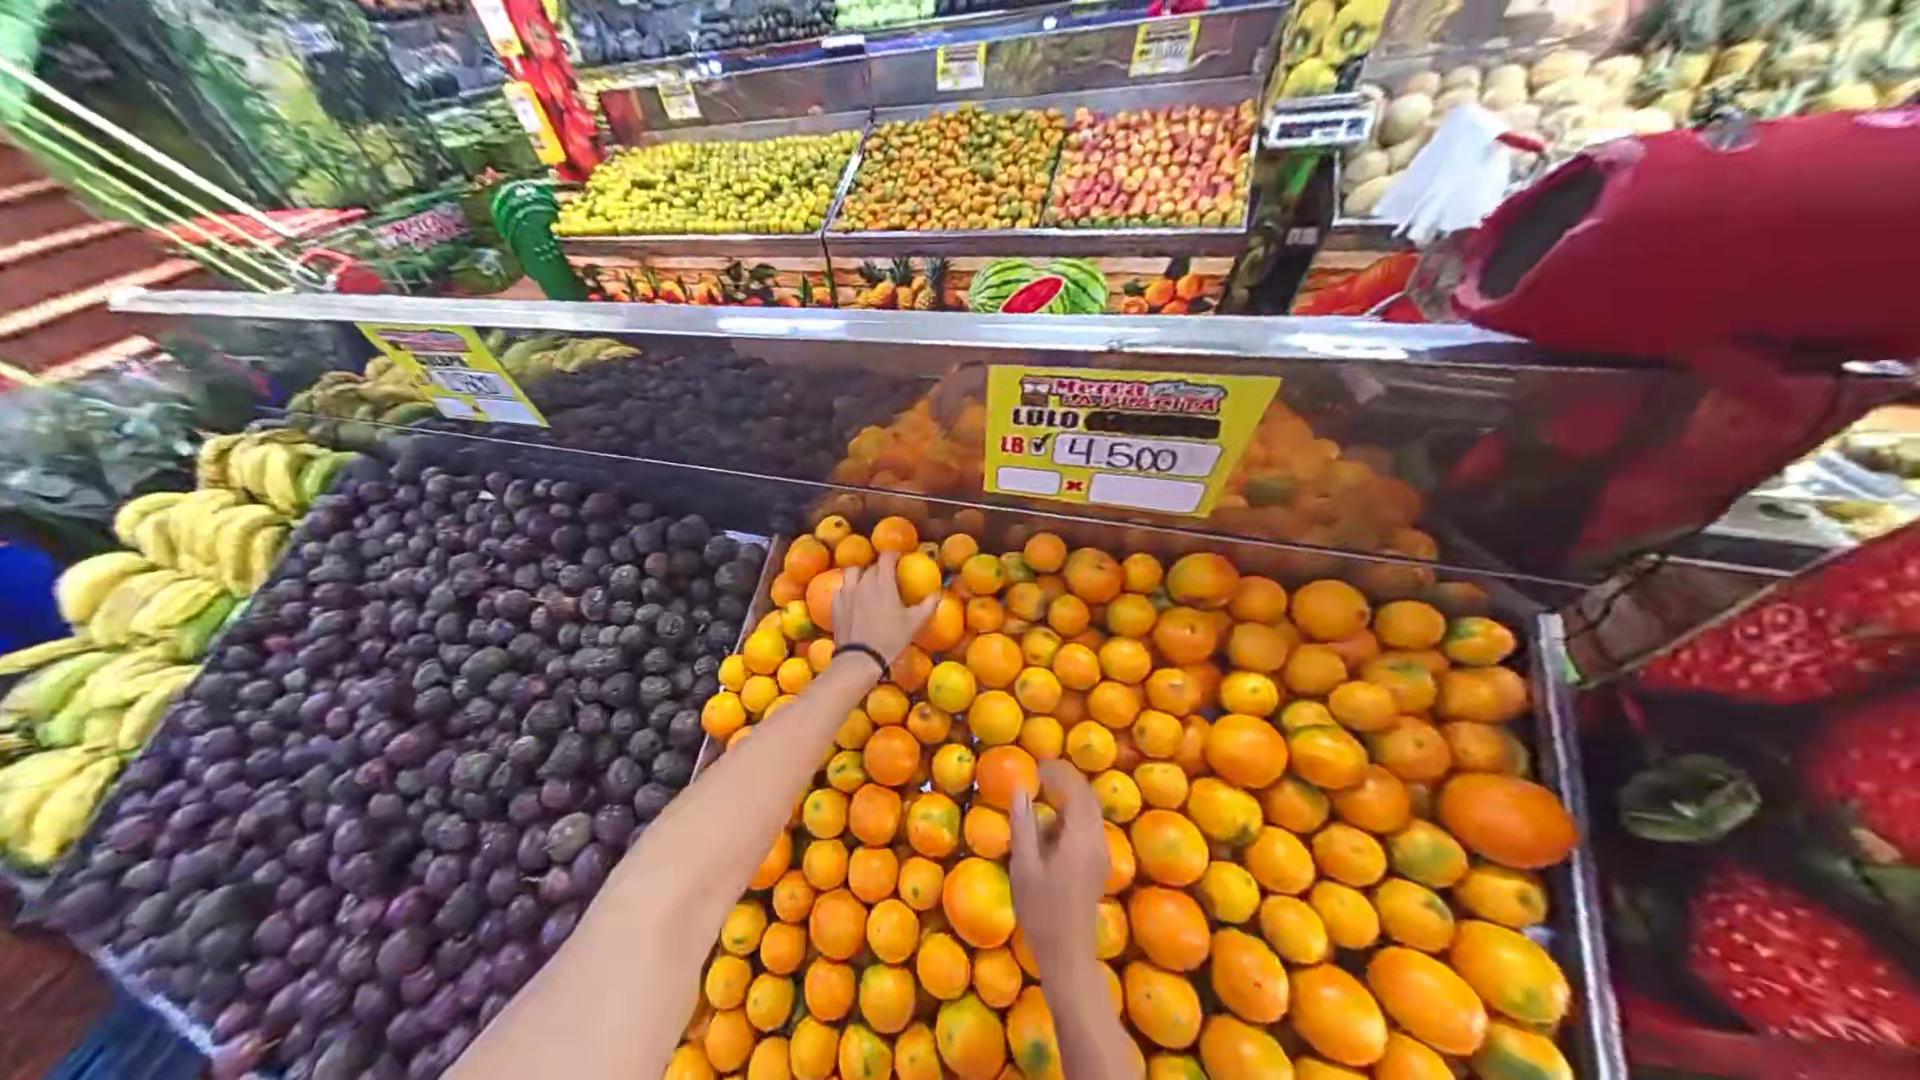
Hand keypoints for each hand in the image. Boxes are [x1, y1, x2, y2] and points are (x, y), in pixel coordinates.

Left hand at [832, 551, 937, 663]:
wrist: (860, 658)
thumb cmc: (890, 638)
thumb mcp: (913, 623)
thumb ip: (927, 605)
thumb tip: (937, 594)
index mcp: (883, 583)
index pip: (886, 557)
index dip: (893, 555)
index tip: (898, 558)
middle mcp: (863, 582)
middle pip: (871, 566)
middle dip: (880, 567)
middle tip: (887, 577)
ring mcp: (846, 592)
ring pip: (853, 572)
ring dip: (861, 573)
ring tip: (867, 583)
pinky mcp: (836, 603)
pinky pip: (843, 588)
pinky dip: (850, 588)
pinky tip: (854, 599)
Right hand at [1009, 761, 1109, 974]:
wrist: (1069, 956)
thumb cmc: (1042, 912)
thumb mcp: (1024, 867)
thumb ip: (1024, 825)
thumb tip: (1020, 790)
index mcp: (1081, 838)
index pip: (1077, 791)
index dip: (1059, 773)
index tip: (1037, 766)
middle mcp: (1097, 841)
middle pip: (1087, 798)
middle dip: (1065, 782)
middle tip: (1038, 776)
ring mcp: (1101, 854)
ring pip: (1089, 813)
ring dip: (1068, 800)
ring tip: (1039, 801)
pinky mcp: (1098, 865)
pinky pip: (1088, 828)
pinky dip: (1071, 818)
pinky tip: (1049, 831)